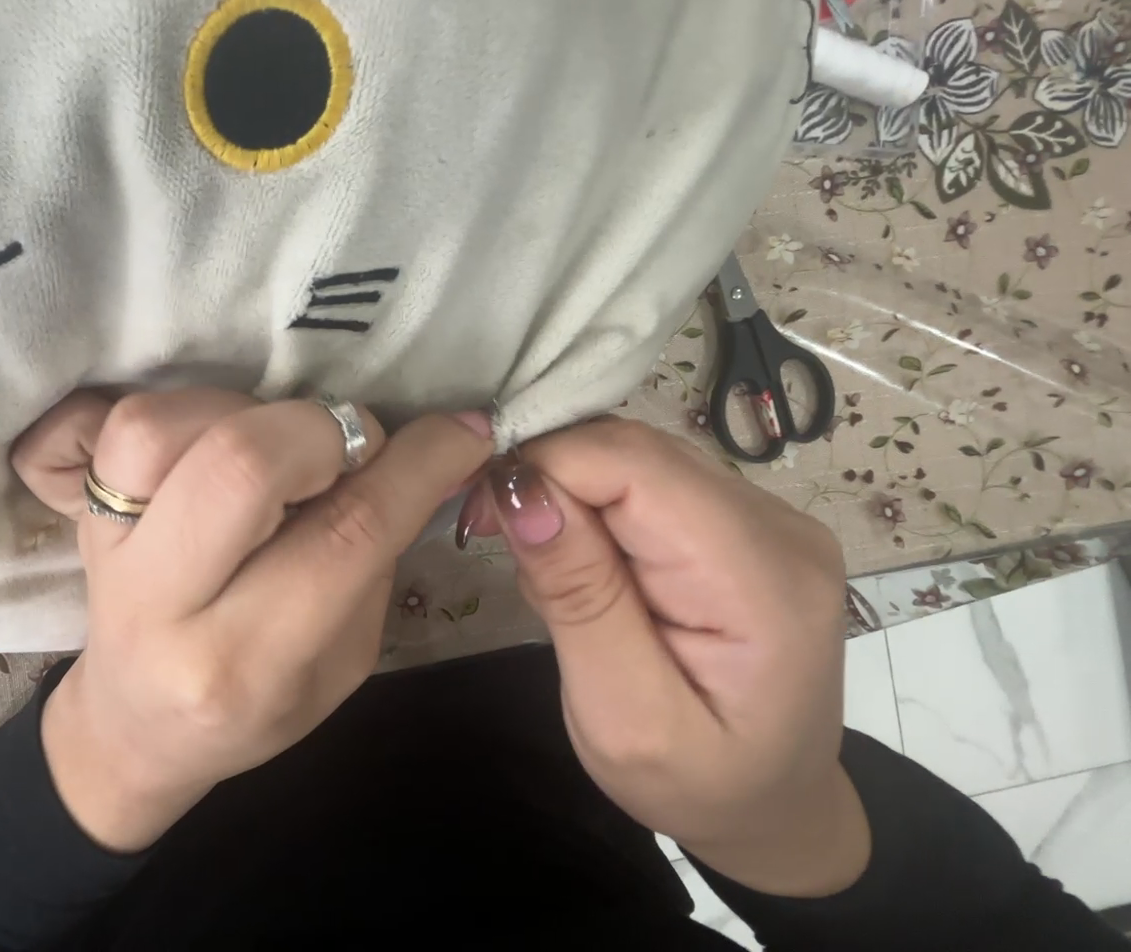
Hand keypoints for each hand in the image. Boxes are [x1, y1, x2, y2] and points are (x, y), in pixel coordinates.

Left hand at [12, 389, 497, 850]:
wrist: (133, 724)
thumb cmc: (253, 708)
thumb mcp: (341, 662)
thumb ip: (373, 559)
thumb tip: (420, 454)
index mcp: (242, 664)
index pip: (343, 537)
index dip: (414, 465)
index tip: (460, 430)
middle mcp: (161, 606)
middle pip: (239, 466)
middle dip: (320, 432)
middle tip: (349, 449)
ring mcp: (106, 549)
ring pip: (160, 429)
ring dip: (244, 413)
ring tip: (278, 447)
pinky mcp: (82, 510)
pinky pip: (124, 423)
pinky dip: (191, 409)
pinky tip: (223, 439)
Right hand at [458, 418, 869, 895]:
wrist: (768, 808)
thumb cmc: (693, 782)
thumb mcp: (620, 713)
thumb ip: (578, 596)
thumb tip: (519, 488)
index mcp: (760, 581)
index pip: (634, 464)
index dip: (543, 465)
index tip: (481, 518)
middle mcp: (776, 526)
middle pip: (631, 448)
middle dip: (544, 476)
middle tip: (494, 539)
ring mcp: (763, 517)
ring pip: (629, 455)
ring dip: (562, 494)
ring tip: (547, 572)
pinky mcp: (736, 521)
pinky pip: (639, 479)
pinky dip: (586, 506)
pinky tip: (583, 564)